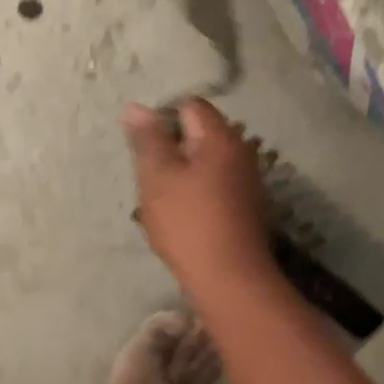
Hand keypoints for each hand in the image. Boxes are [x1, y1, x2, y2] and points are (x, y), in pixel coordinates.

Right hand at [123, 98, 276, 296]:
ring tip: (160, 196)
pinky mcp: (246, 205)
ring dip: (181, 171)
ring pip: (205, 160)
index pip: (190, 106)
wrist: (230, 278)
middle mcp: (240, 151)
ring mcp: (247, 179)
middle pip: (199, 132)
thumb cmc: (187, 221)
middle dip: (170, 147)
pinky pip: (215, 183)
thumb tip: (136, 106)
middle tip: (148, 173)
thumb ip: (147, 139)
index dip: (162, 118)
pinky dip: (196, 190)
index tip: (143, 146)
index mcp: (220, 138)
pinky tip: (181, 213)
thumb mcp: (157, 176)